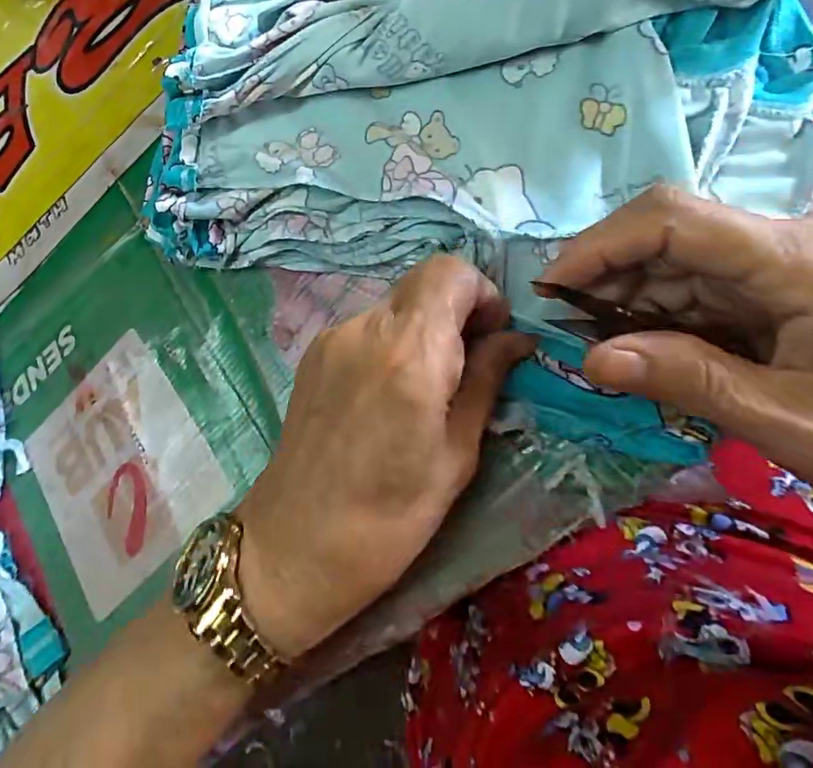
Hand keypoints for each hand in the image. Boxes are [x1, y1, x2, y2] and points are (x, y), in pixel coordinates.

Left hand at [234, 256, 533, 658]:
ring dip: (420, 329)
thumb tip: (516, 340)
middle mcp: (364, 327)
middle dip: (455, 311)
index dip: (481, 294)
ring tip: (424, 391)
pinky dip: (389, 344)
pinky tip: (386, 397)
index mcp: (409, 350)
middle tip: (467, 367)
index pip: (449, 271)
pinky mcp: (312, 353)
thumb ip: (486, 381)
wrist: (296, 541)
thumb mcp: (457, 454)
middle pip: (420, 283)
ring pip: (392, 305)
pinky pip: (365, 328)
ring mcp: (331, 337)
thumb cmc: (391, 516)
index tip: (492, 339)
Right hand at [541, 185, 812, 536]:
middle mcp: (795, 248)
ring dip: (632, 298)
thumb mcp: (802, 430)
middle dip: (608, 275)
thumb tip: (591, 359)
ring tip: (603, 348)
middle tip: (570, 331)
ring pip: (682, 259)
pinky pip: (706, 286)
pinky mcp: (790, 291)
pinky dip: (664, 314)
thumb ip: (693, 383)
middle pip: (671, 233)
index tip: (552, 289)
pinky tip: (650, 350)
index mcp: (806, 266)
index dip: (600, 244)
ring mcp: (793, 267)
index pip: (676, 218)